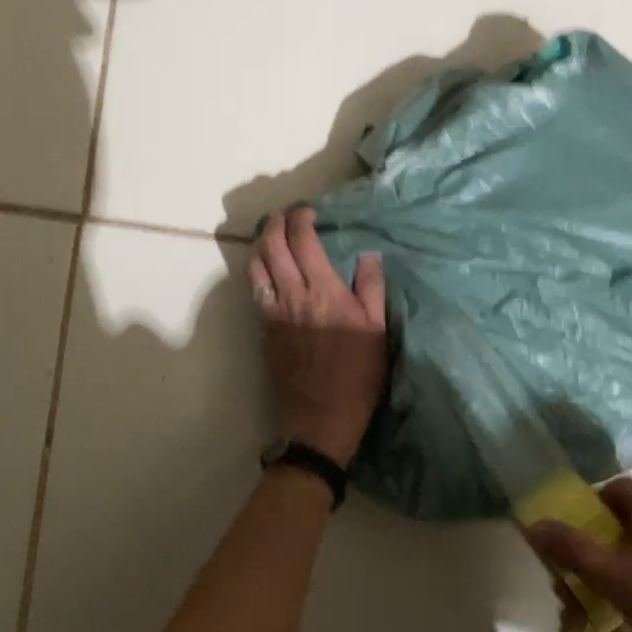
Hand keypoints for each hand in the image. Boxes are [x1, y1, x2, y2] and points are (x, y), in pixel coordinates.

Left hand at [249, 207, 386, 466]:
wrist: (320, 420)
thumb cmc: (357, 378)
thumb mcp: (378, 333)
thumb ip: (371, 290)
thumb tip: (369, 256)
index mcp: (323, 291)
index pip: (303, 240)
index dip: (301, 218)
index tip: (308, 211)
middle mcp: (291, 295)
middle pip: (272, 246)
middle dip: (276, 223)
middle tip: (285, 216)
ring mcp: (272, 313)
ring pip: (256, 266)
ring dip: (261, 244)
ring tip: (271, 235)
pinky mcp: (263, 331)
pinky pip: (254, 291)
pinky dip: (257, 272)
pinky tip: (266, 271)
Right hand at [526, 479, 631, 631]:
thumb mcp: (610, 577)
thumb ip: (570, 547)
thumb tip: (532, 524)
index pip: (611, 489)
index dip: (586, 513)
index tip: (573, 544)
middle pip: (630, 510)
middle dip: (602, 536)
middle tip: (586, 570)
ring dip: (623, 552)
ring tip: (610, 588)